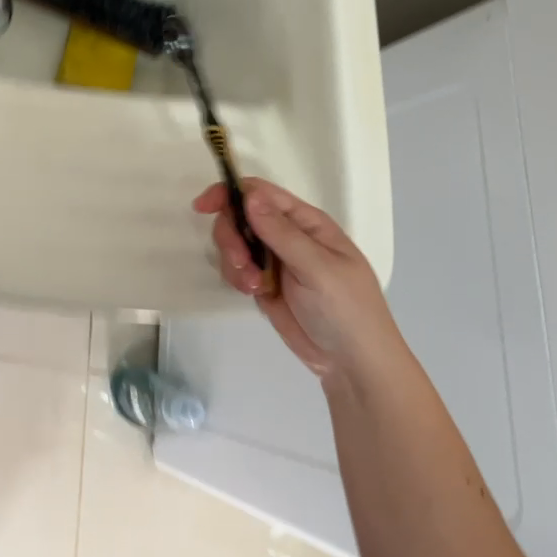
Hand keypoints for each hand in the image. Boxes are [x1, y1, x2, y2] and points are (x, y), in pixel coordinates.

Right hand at [197, 178, 400, 378]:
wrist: (352, 363)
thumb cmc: (346, 309)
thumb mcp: (317, 268)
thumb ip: (281, 232)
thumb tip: (249, 196)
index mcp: (306, 223)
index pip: (260, 193)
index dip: (229, 193)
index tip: (204, 207)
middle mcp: (288, 235)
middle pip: (240, 216)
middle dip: (232, 237)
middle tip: (240, 263)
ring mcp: (275, 260)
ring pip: (235, 242)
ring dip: (233, 261)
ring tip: (252, 286)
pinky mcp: (264, 283)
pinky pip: (237, 267)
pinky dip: (236, 277)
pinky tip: (252, 293)